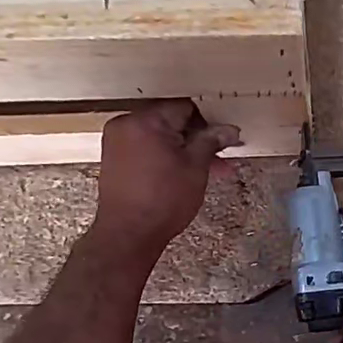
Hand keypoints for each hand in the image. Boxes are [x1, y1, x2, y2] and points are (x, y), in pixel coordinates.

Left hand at [90, 101, 241, 262]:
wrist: (129, 234)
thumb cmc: (161, 202)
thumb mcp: (196, 167)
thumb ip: (211, 142)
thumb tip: (228, 130)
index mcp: (146, 121)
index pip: (185, 108)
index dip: (208, 123)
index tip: (223, 139)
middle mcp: (126, 125)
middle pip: (171, 121)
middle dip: (197, 139)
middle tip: (219, 155)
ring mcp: (117, 142)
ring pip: (160, 137)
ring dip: (183, 150)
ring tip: (207, 170)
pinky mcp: (115, 160)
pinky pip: (146, 149)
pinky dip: (165, 157)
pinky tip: (184, 173)